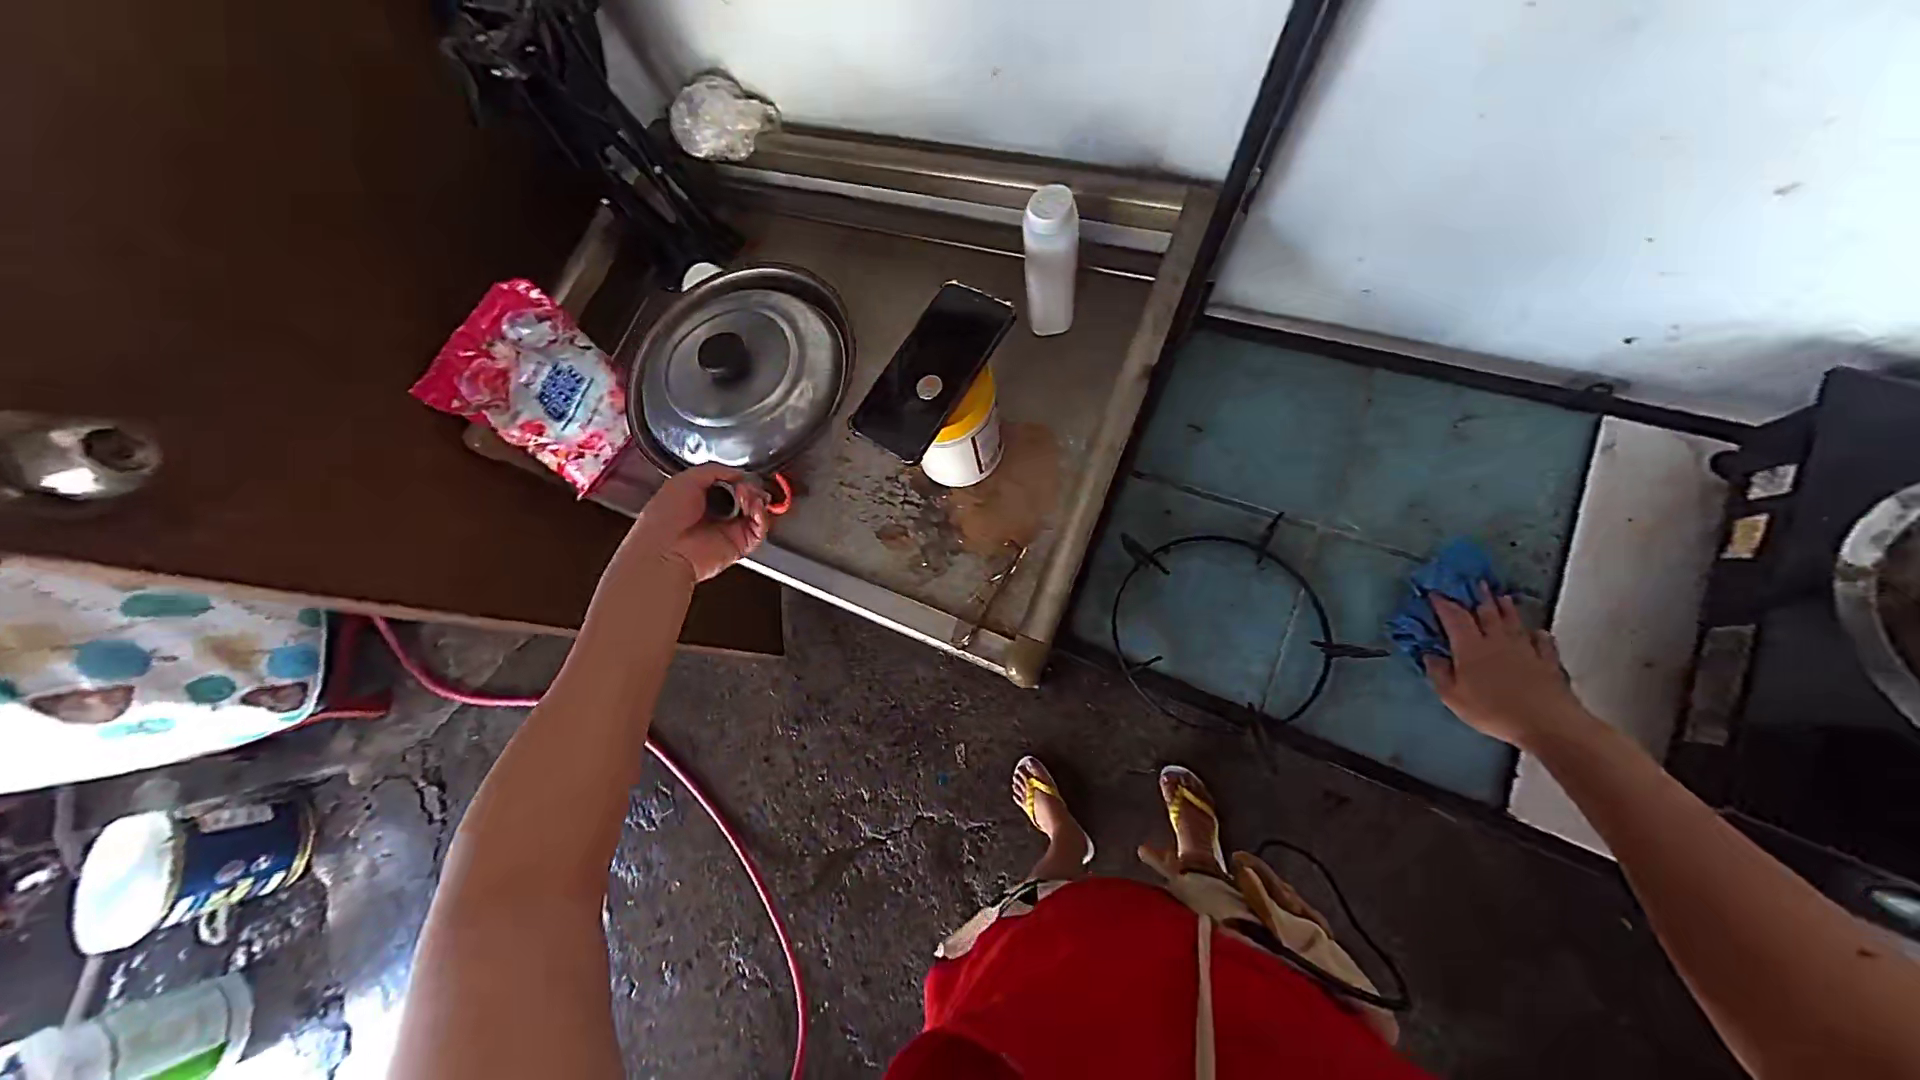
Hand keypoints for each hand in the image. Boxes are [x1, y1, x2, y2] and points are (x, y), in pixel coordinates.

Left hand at [618, 464, 770, 581]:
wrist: (665, 549)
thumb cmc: (665, 517)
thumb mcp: (686, 480)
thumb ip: (714, 471)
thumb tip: (738, 472)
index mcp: (703, 498)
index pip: (732, 484)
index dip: (741, 478)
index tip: (742, 476)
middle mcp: (718, 514)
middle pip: (748, 497)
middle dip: (752, 489)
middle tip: (746, 488)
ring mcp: (731, 530)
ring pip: (757, 512)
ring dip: (757, 501)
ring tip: (748, 498)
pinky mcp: (740, 545)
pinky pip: (760, 529)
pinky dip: (762, 517)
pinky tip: (755, 509)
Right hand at [1422, 583, 1587, 747]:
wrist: (1548, 724)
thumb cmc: (1493, 709)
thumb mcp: (1452, 696)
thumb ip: (1439, 672)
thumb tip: (1429, 654)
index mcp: (1470, 647)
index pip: (1454, 618)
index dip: (1444, 604)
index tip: (1436, 592)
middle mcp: (1498, 642)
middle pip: (1488, 614)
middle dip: (1480, 597)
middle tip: (1477, 583)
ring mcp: (1526, 650)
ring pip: (1514, 623)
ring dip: (1507, 609)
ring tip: (1502, 597)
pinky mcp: (1548, 663)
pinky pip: (1543, 643)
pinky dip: (1538, 635)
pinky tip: (1539, 631)